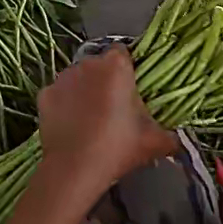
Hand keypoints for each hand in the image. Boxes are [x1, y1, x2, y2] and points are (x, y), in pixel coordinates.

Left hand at [36, 45, 175, 202]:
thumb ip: (170, 136)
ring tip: (90, 118)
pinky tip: (70, 125)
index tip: (131, 88)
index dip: (127, 69)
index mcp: (116, 66)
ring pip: (77, 77)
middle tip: (113, 108)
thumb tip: (178, 140)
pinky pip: (58, 94)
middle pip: (99, 65)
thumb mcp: (153, 142)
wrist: (73, 170)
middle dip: (105, 80)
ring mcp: (62, 77)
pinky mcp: (44, 94)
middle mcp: (87, 63)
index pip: (123, 53)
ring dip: (83, 90)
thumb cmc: (116, 147)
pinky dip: (63, 105)